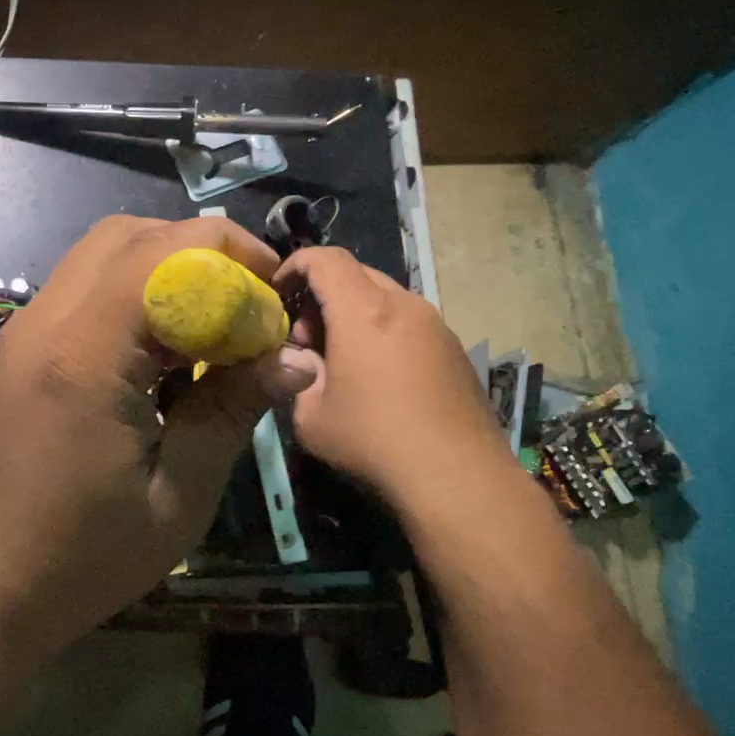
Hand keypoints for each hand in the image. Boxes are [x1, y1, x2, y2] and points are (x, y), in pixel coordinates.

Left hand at [0, 215, 319, 660]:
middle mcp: (44, 324)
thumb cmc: (80, 562)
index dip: (237, 266)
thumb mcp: (177, 498)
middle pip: (130, 236)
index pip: (169, 253)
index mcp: (85, 356)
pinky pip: (76, 294)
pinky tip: (155, 358)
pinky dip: (126, 299)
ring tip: (206, 335)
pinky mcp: (12, 355)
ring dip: (162, 273)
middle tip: (247, 313)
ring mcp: (20, 335)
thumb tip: (295, 359)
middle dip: (202, 256)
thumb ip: (232, 412)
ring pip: (98, 256)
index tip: (275, 315)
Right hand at [273, 247, 506, 497]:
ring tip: (341, 361)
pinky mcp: (454, 350)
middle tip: (306, 339)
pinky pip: (408, 325)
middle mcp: (403, 305)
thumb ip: (298, 378)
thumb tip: (304, 362)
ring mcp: (435, 326)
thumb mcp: (310, 417)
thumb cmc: (372, 440)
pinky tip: (378, 379)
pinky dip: (383, 334)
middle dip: (323, 296)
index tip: (278, 293)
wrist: (456, 476)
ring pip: (385, 300)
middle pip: (357, 275)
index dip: (295, 266)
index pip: (325, 259)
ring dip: (355, 316)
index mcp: (363, 311)